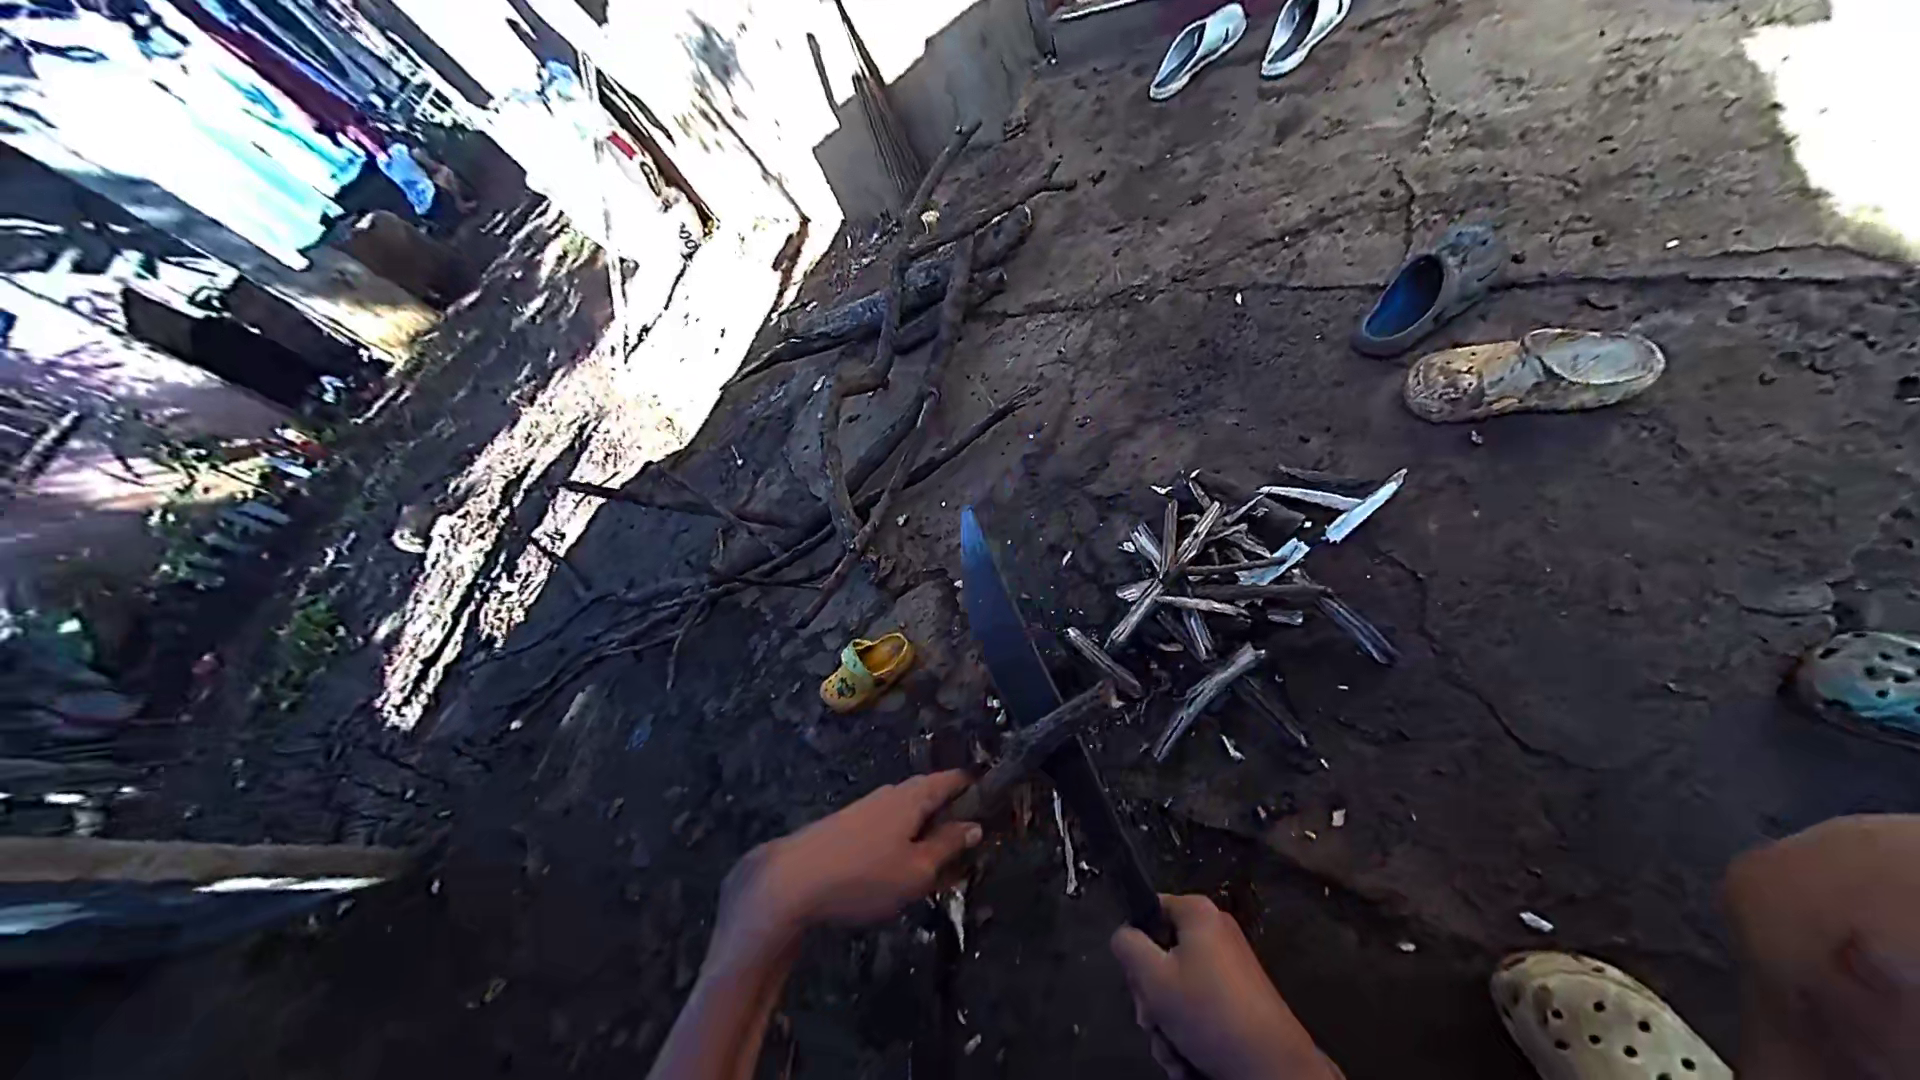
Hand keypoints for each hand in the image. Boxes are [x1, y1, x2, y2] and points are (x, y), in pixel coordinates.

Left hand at [719, 771, 982, 941]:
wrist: (791, 882)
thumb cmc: (864, 876)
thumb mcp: (917, 870)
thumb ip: (948, 846)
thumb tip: (975, 825)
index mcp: (914, 796)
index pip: (954, 779)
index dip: (977, 789)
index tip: (996, 808)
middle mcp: (892, 792)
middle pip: (931, 794)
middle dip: (952, 814)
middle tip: (969, 846)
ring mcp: (867, 805)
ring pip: (908, 811)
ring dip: (926, 829)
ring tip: (935, 864)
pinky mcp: (847, 823)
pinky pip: (888, 823)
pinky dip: (903, 837)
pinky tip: (897, 866)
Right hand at [1111, 895, 1339, 1079]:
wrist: (1276, 1071)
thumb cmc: (1210, 1013)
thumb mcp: (1153, 976)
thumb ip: (1127, 946)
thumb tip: (1124, 936)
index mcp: (1197, 913)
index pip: (1148, 911)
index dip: (1135, 945)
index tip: (1137, 982)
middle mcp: (1215, 932)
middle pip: (1162, 953)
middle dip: (1151, 997)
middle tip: (1150, 1023)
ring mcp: (1230, 966)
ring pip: (1179, 986)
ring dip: (1166, 1022)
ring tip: (1171, 1054)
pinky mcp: (1240, 999)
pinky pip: (1201, 1004)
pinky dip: (1188, 1032)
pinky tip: (1185, 1062)